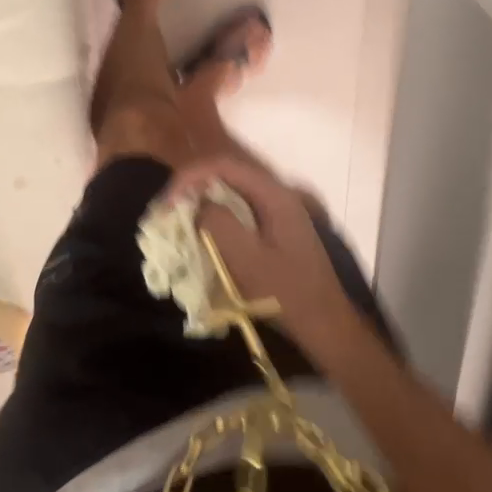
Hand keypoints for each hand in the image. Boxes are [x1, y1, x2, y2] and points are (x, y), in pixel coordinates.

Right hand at [169, 157, 361, 356]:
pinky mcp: (274, 232)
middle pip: (226, 177)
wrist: (325, 325)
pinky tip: (201, 237)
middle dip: (192, 189)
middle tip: (165, 213)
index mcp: (274, 195)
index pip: (224, 166)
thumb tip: (196, 204)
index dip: (190, 178)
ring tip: (177, 223)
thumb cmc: (287, 294)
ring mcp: (276, 213)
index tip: (167, 204)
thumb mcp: (248, 260)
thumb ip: (219, 224)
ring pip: (231, 195)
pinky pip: (238, 213)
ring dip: (201, 204)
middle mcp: (276, 196)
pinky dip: (215, 219)